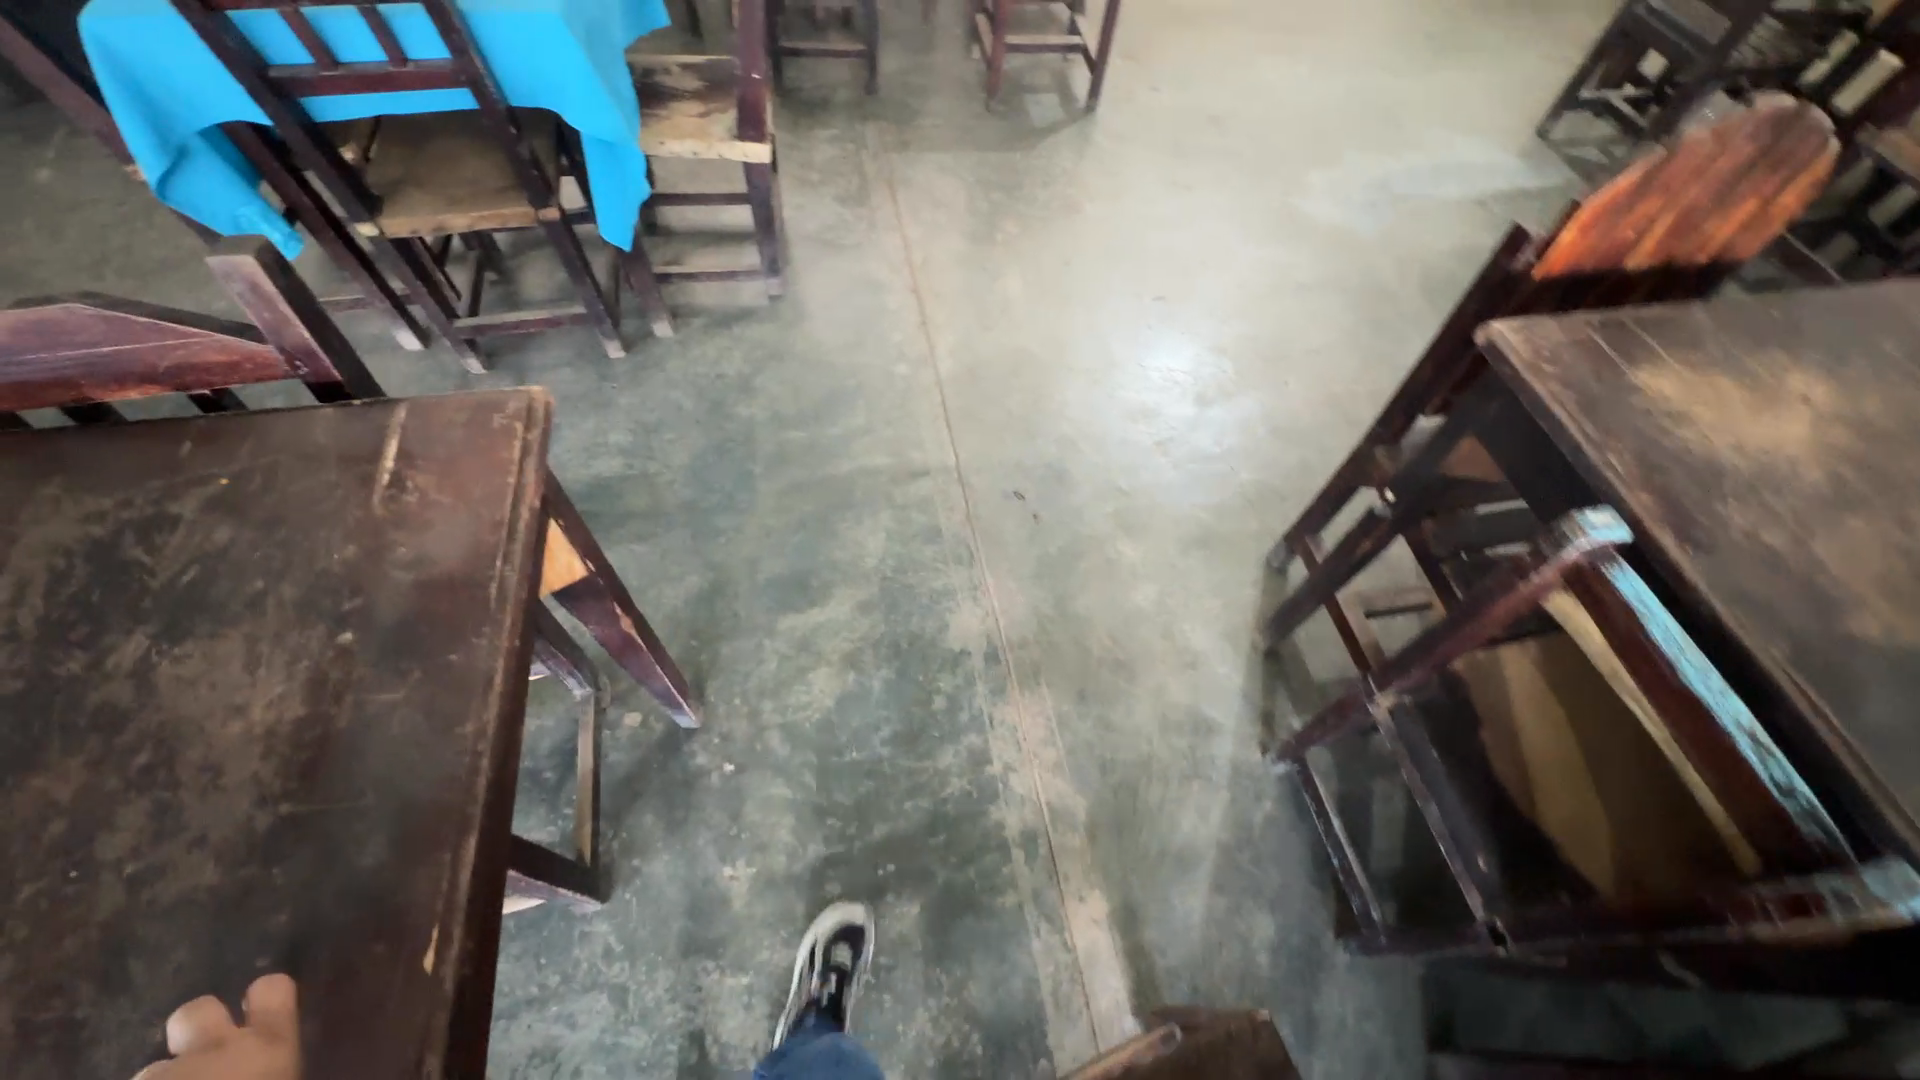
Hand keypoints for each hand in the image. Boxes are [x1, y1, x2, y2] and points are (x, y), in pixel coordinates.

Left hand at [133, 974, 299, 1079]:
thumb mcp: (286, 1076)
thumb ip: (279, 1061)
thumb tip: (278, 1058)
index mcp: (268, 1041)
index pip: (273, 987)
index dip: (265, 997)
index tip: (260, 1010)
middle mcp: (215, 1048)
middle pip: (196, 1010)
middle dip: (194, 1028)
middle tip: (203, 1057)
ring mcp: (160, 1075)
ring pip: (155, 1069)